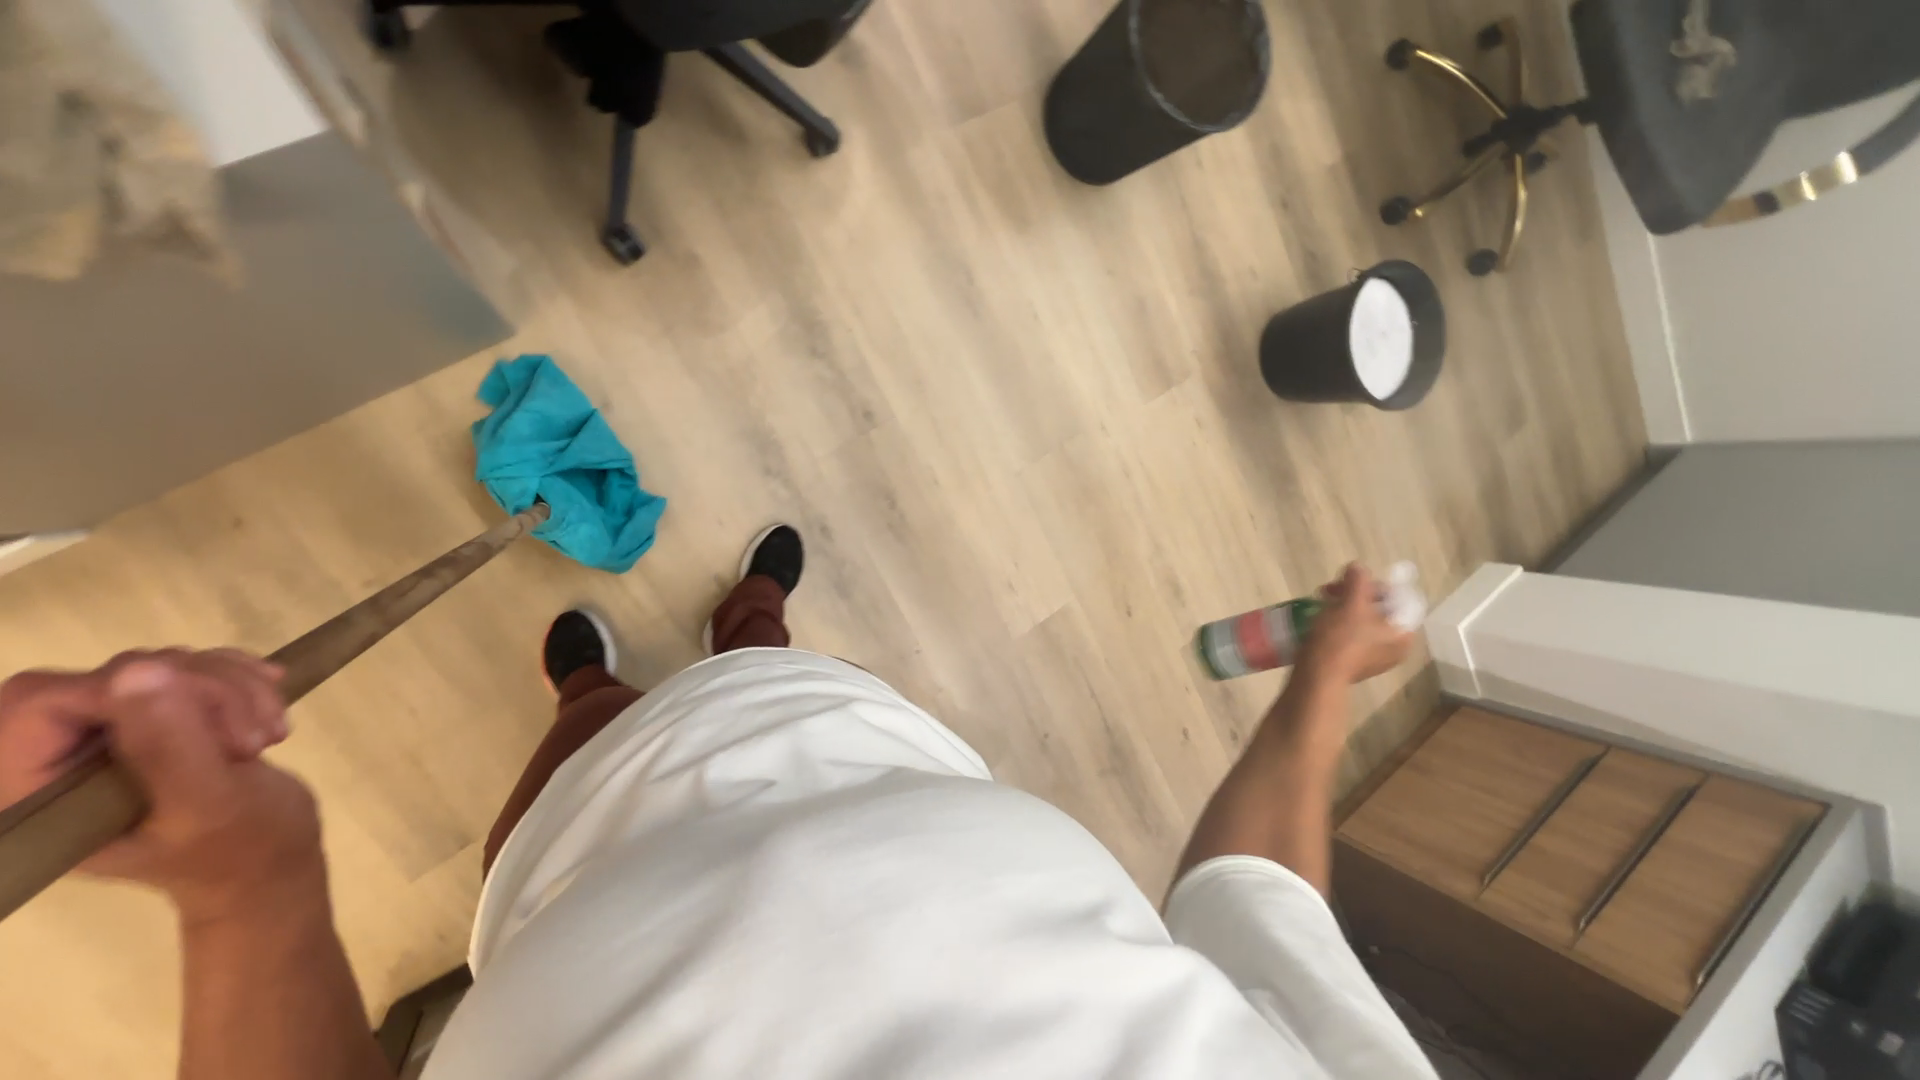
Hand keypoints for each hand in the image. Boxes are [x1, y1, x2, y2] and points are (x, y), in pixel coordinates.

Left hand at [0, 650, 320, 921]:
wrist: (276, 858)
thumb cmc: (239, 848)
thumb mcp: (208, 805)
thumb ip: (170, 746)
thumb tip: (138, 672)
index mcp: (37, 790)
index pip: (43, 702)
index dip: (124, 693)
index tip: (211, 722)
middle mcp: (61, 754)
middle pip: (111, 674)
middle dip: (200, 689)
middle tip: (249, 736)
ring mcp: (114, 733)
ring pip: (163, 665)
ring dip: (234, 687)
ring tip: (267, 734)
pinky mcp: (161, 715)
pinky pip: (194, 665)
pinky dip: (243, 677)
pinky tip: (271, 708)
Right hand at [1297, 564, 1413, 683]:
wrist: (1316, 677)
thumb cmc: (1339, 640)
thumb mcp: (1351, 604)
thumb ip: (1359, 580)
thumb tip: (1358, 566)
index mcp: (1403, 634)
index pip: (1399, 599)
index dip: (1376, 584)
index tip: (1353, 580)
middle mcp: (1394, 648)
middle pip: (1379, 609)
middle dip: (1355, 594)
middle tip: (1332, 590)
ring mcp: (1374, 657)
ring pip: (1363, 621)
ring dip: (1344, 606)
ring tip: (1322, 603)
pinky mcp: (1354, 663)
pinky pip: (1352, 635)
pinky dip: (1340, 623)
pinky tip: (1322, 620)